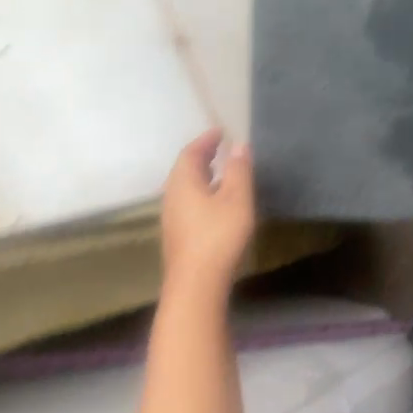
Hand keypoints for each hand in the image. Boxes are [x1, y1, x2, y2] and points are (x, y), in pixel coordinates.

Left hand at [161, 129, 254, 288]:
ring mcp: (172, 216)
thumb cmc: (219, 235)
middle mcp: (172, 196)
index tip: (220, 132)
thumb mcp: (237, 199)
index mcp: (183, 183)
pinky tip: (217, 201)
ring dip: (202, 175)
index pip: (190, 153)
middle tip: (220, 148)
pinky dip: (202, 190)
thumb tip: (239, 146)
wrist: (197, 281)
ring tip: (221, 171)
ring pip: (185, 186)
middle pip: (184, 169)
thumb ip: (239, 171)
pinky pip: (188, 201)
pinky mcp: (178, 232)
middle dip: (202, 156)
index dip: (205, 140)